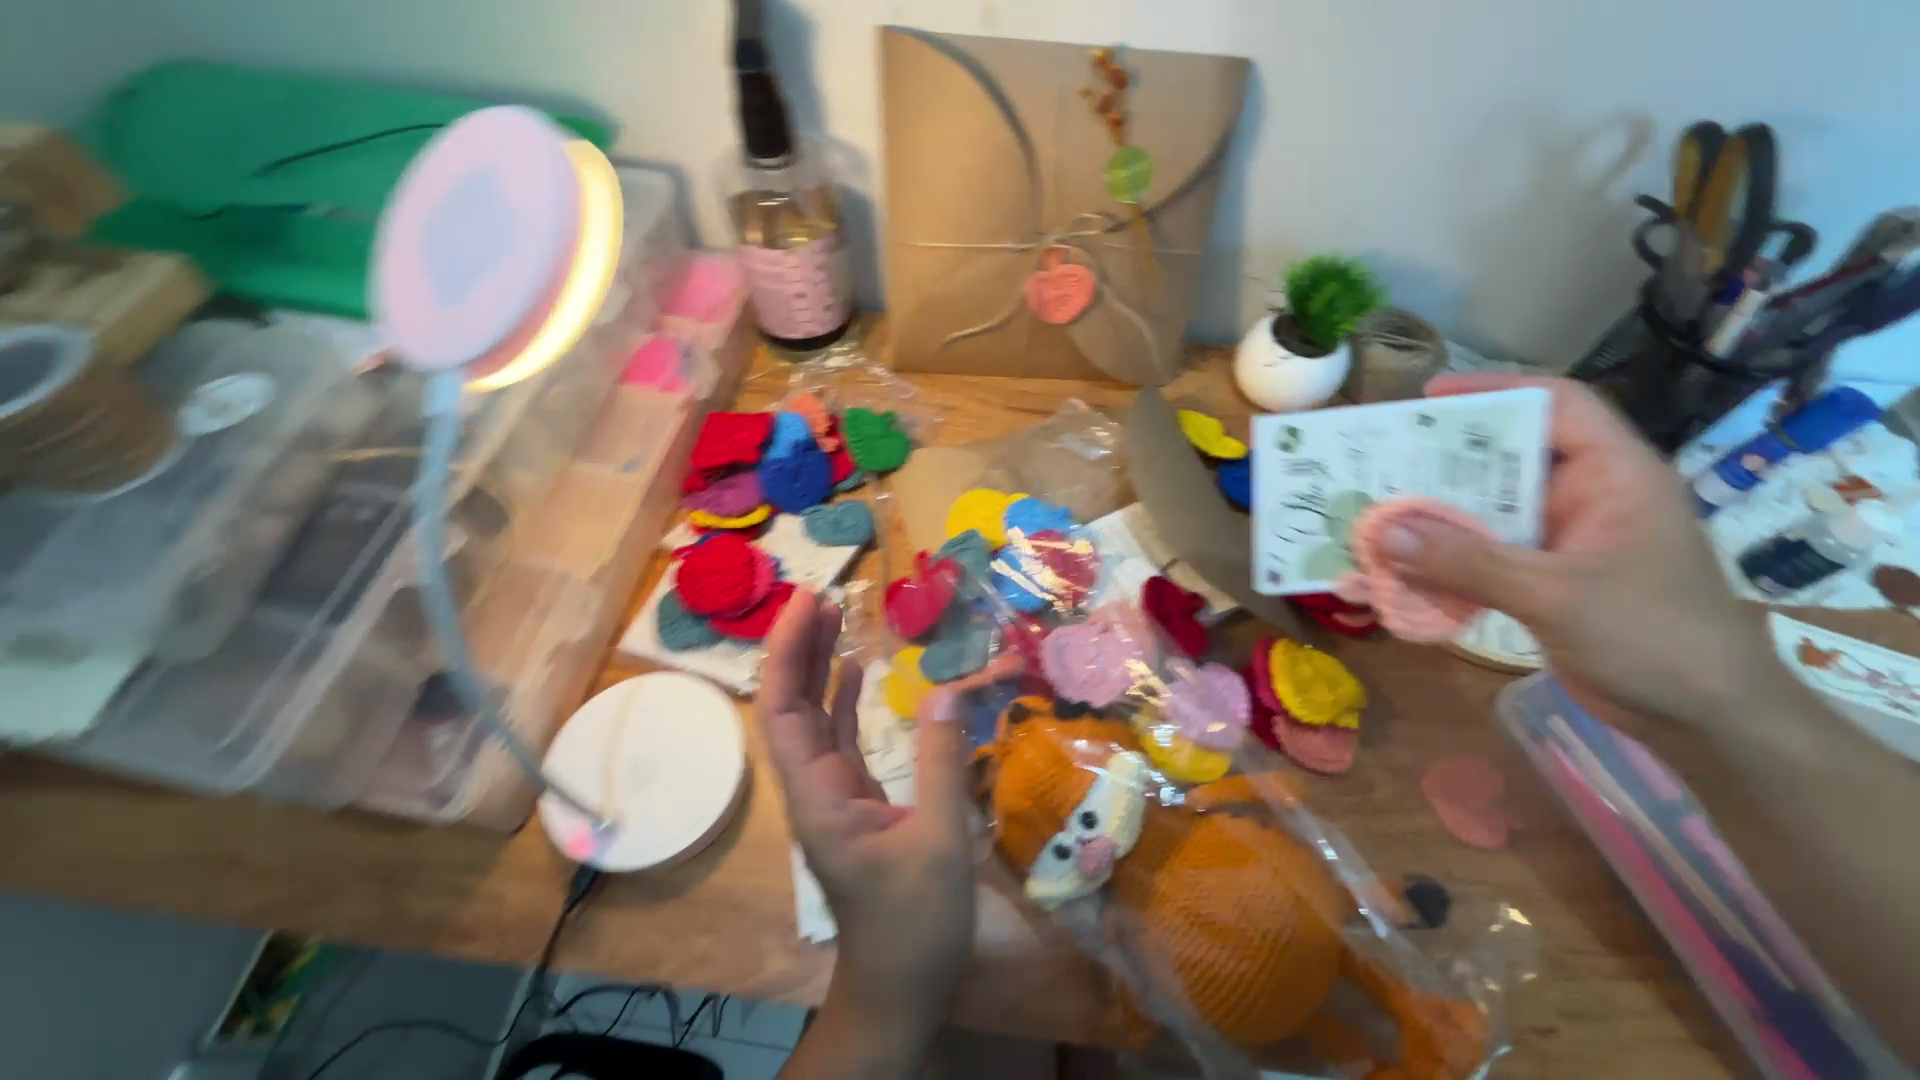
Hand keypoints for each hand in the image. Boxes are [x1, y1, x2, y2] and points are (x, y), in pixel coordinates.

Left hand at [756, 590, 975, 1032]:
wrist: (899, 988)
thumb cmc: (915, 924)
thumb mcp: (939, 842)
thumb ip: (942, 762)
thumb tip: (948, 690)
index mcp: (818, 795)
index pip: (784, 711)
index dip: (787, 653)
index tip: (805, 603)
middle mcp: (814, 788)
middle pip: (791, 706)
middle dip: (799, 648)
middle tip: (820, 594)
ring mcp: (832, 795)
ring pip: (814, 720)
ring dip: (819, 668)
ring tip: (834, 616)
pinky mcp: (854, 803)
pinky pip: (840, 740)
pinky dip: (844, 701)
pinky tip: (856, 672)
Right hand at [1376, 373, 1784, 726]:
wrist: (1706, 720)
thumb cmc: (1654, 638)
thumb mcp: (1556, 594)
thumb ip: (1468, 562)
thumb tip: (1382, 534)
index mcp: (1612, 476)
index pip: (1557, 405)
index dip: (1494, 392)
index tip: (1427, 399)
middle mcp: (1584, 499)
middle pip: (1504, 461)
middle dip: (1438, 465)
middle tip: (1375, 465)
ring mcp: (1562, 543)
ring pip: (1485, 515)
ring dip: (1429, 522)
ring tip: (1369, 519)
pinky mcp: (1543, 583)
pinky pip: (1480, 560)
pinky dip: (1439, 566)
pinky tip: (1393, 576)